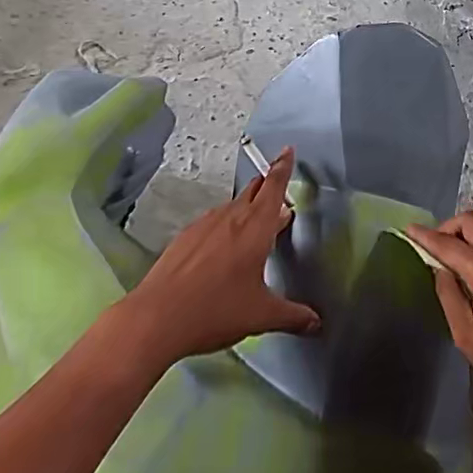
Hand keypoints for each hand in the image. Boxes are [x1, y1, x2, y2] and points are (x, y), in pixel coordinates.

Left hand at [115, 147, 317, 365]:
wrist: (158, 316)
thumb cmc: (215, 310)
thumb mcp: (261, 316)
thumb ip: (292, 316)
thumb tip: (314, 322)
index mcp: (255, 228)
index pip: (273, 188)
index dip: (282, 168)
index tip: (287, 151)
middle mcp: (230, 218)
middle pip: (253, 191)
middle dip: (267, 185)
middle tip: (278, 187)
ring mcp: (205, 224)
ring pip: (233, 206)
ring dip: (247, 208)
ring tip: (256, 224)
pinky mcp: (186, 236)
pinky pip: (213, 221)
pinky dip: (226, 225)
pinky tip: (224, 247)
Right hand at [407, 211, 472, 421]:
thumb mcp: (467, 337)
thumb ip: (448, 296)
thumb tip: (438, 270)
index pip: (448, 244)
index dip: (425, 236)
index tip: (408, 230)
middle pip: (470, 222)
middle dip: (446, 229)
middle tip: (431, 250)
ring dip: (464, 238)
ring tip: (449, 264)